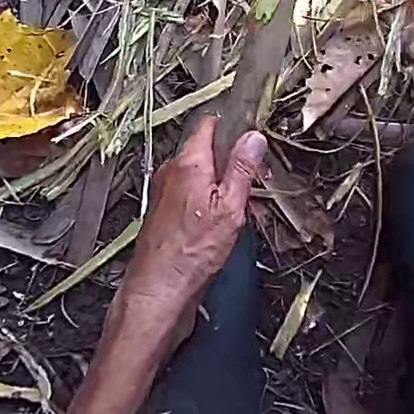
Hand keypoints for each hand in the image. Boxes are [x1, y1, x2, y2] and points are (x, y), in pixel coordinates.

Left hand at [122, 117, 266, 314]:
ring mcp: (164, 189)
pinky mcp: (163, 208)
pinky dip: (206, 200)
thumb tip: (253, 138)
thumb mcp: (229, 208)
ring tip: (239, 210)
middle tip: (253, 183)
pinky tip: (219, 223)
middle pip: (206, 150)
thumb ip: (241, 169)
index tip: (251, 141)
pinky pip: (189, 192)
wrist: (159, 289)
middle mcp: (172, 170)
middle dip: (231, 162)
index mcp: (189, 162)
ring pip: (199, 173)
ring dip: (220, 184)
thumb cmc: (190, 253)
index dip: (232, 127)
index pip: (209, 124)